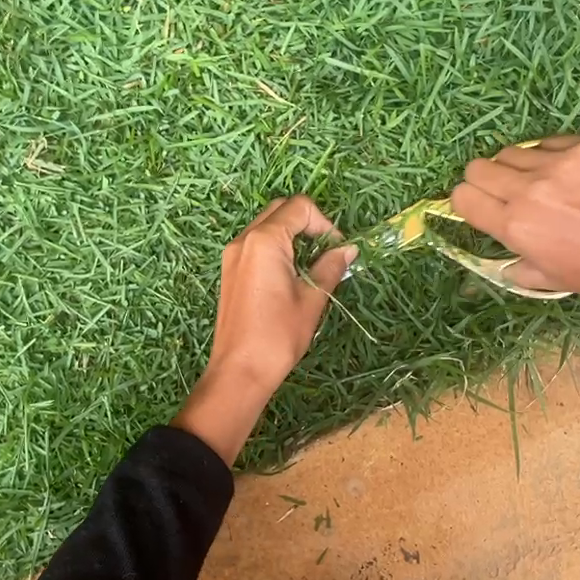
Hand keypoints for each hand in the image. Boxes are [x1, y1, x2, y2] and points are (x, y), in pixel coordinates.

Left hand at [172, 197, 356, 464]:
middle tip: (328, 251)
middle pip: (281, 211)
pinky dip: (277, 247)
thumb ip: (330, 267)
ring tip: (312, 265)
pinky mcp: (230, 270)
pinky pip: (256, 244)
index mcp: (264, 241)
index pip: (299, 208)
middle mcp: (244, 240)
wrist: (239, 371)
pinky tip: (291, 274)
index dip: (325, 223)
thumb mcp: (312, 299)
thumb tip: (349, 250)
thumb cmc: (278, 335)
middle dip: (308, 223)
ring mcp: (233, 255)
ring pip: (267, 226)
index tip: (339, 248)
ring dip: (292, 235)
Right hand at [450, 136, 579, 320]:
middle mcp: (527, 190)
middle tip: (506, 192)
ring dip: (515, 167)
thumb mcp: (546, 279)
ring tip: (538, 181)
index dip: (467, 203)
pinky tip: (566, 173)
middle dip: (484, 181)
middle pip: (476, 168)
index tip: (482, 208)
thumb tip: (493, 255)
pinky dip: (547, 156)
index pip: (460, 197)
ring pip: (509, 152)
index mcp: (514, 226)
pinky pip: (545, 143)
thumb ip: (510, 265)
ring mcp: (555, 164)